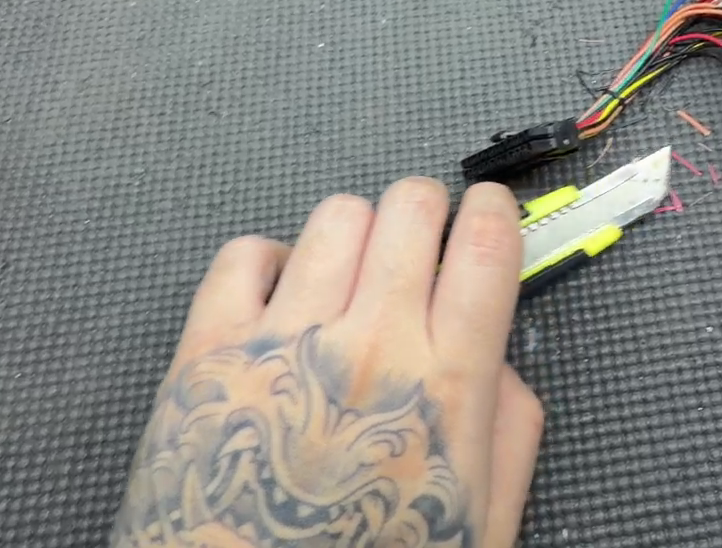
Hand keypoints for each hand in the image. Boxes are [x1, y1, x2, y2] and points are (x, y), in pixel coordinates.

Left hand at [108, 179, 543, 547]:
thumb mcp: (481, 523)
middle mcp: (369, 346)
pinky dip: (272, 262)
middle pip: (412, 206)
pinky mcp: (209, 350)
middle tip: (419, 247)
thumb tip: (499, 354)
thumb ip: (512, 428)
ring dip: (359, 234)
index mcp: (445, 385)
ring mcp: (285, 340)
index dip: (493, 210)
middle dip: (427, 211)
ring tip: (352, 279)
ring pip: (339, 215)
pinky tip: (283, 302)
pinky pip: (246, 252)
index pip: (485, 245)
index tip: (487, 212)